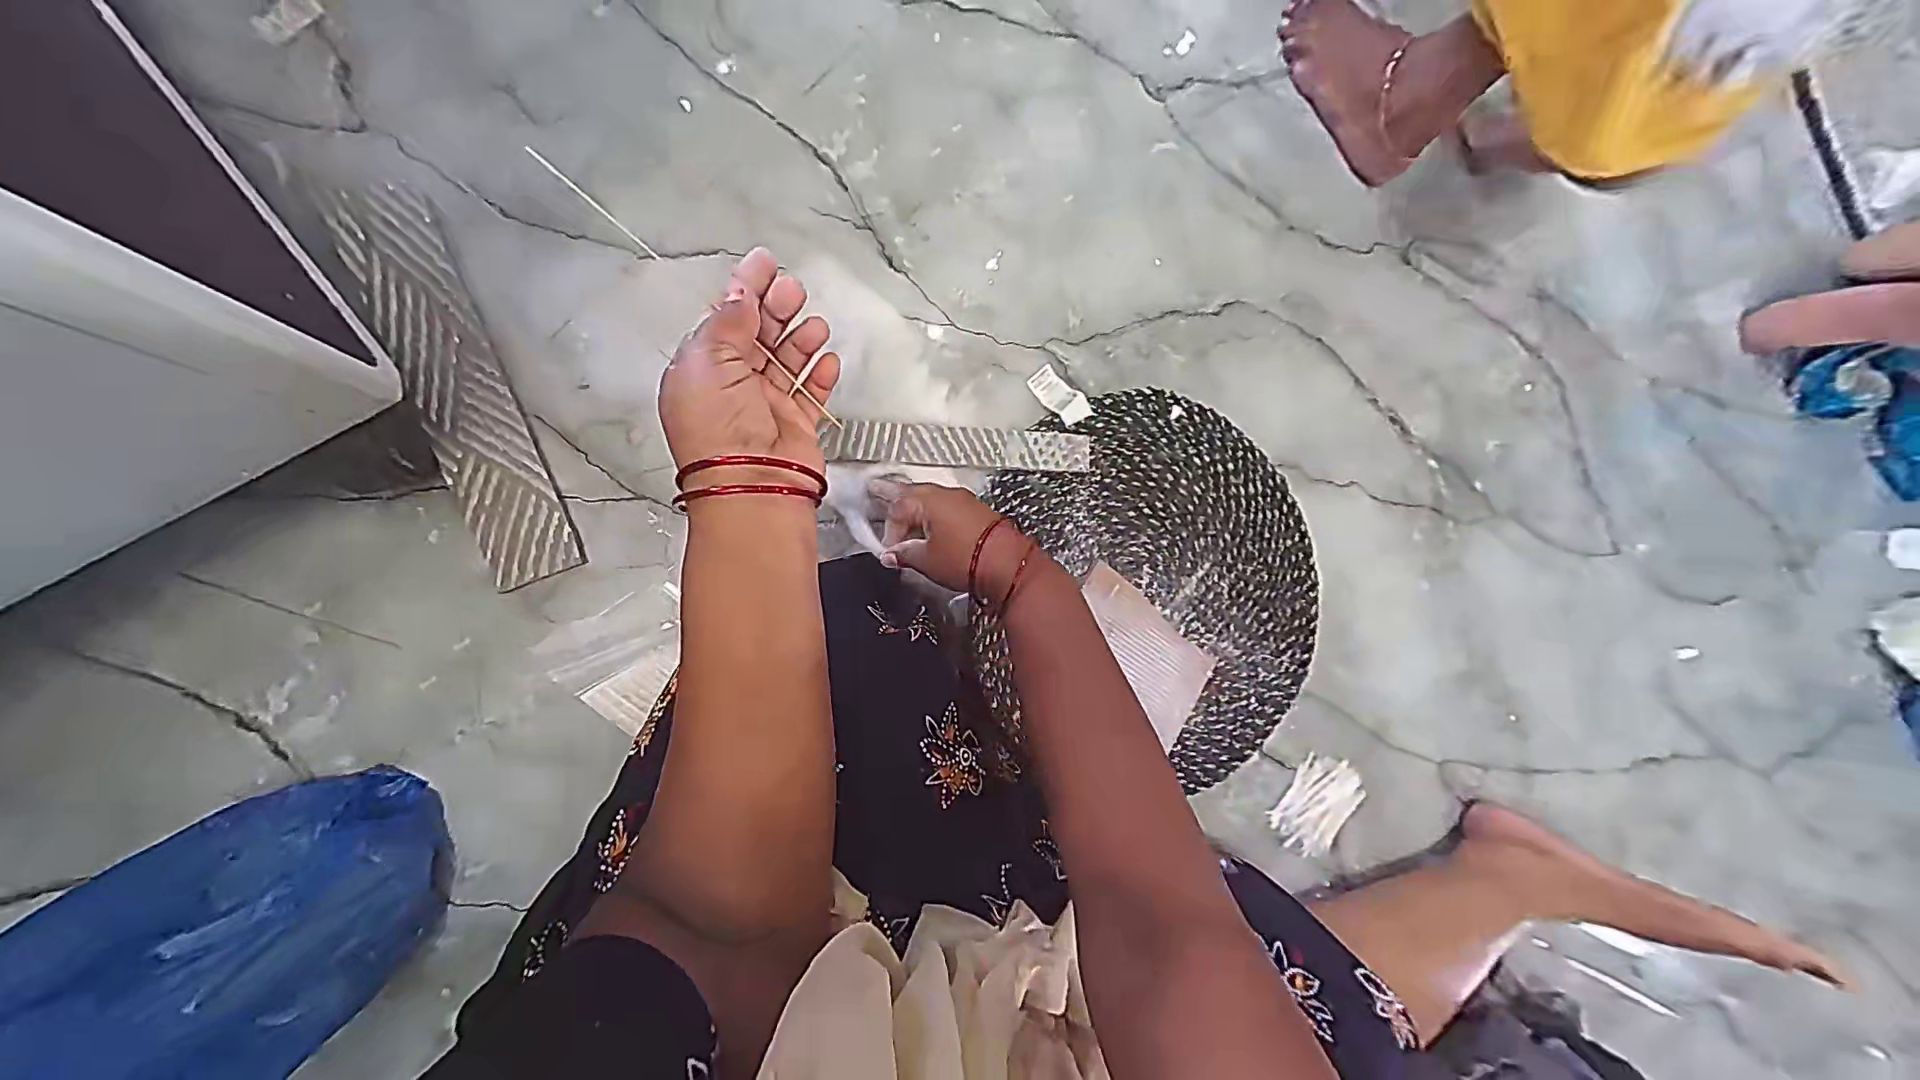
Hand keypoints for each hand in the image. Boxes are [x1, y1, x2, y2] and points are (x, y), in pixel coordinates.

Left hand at [658, 248, 839, 481]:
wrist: (751, 482)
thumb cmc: (718, 426)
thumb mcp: (708, 359)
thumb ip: (727, 322)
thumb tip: (739, 296)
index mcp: (702, 369)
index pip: (724, 319)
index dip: (744, 288)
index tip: (764, 263)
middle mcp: (733, 386)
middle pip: (759, 335)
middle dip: (776, 308)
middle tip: (793, 291)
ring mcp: (766, 406)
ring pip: (787, 361)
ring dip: (801, 339)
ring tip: (814, 326)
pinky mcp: (795, 425)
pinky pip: (811, 393)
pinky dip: (820, 375)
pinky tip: (827, 360)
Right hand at [871, 479, 1032, 598]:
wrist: (1007, 565)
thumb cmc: (967, 559)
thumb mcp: (927, 560)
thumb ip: (904, 554)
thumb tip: (893, 555)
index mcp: (927, 500)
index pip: (896, 508)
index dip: (890, 531)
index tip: (892, 551)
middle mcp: (945, 494)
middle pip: (913, 495)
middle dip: (898, 505)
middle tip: (883, 503)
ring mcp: (964, 500)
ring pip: (932, 501)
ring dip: (919, 511)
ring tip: (911, 526)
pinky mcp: (977, 512)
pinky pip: (949, 508)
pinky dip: (938, 517)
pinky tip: (936, 532)